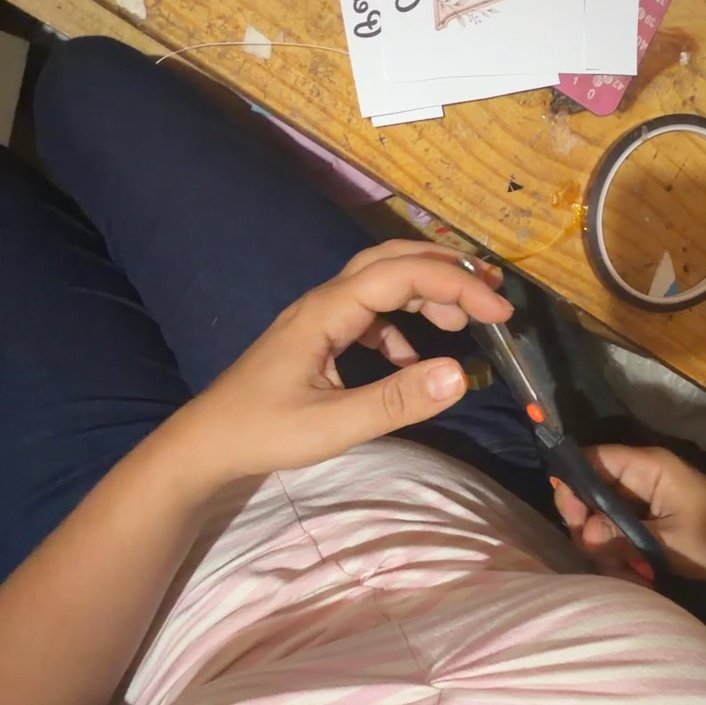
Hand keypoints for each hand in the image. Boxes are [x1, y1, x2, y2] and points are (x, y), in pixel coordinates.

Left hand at [165, 240, 510, 484]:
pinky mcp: (319, 338)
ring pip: (381, 283)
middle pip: (391, 261)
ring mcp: (320, 317)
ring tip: (465, 319)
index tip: (498, 313)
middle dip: (445, 269)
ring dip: (426, 292)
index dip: (454, 284)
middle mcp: (324, 301)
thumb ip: (397, 401)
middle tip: (491, 293)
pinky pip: (369, 315)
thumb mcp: (333, 424)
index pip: (400, 275)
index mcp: (326, 310)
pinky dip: (402, 327)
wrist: (206, 443)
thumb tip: (461, 375)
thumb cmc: (263, 432)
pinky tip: (413, 360)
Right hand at [551, 445, 705, 585]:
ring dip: (600, 537)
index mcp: (648, 466)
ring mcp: (644, 493)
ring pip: (600, 508)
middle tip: (593, 550)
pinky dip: (614, 543)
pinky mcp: (648, 512)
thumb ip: (621, 536)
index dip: (572, 485)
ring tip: (616, 565)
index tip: (573, 519)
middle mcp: (642, 472)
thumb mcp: (668, 543)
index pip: (592, 459)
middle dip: (585, 518)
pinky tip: (625, 566)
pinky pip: (616, 521)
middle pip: (590, 485)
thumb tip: (584, 534)